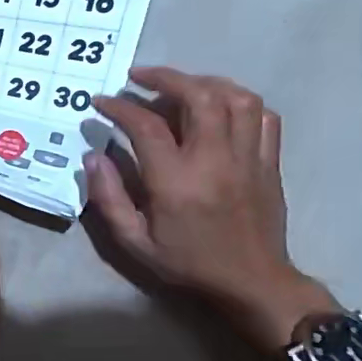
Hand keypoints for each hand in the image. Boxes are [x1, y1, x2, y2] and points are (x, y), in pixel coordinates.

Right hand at [86, 67, 335, 349]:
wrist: (252, 283)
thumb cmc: (188, 263)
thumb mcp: (135, 242)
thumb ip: (108, 198)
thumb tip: (93, 156)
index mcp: (177, 181)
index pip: (146, 126)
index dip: (120, 107)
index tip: (102, 101)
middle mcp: (215, 160)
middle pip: (199, 96)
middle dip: (166, 78)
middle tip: (140, 77)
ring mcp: (248, 158)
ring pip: (237, 98)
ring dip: (205, 82)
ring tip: (181, 85)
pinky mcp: (269, 162)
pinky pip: (263, 116)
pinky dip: (240, 102)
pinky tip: (220, 107)